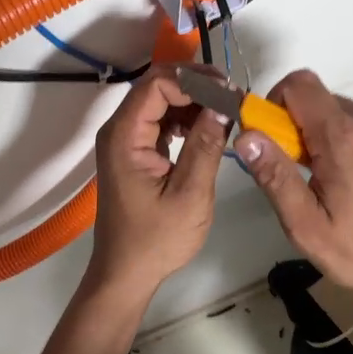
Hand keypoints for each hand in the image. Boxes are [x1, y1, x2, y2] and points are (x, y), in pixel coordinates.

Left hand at [88, 65, 230, 289]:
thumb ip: (206, 146)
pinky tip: (208, 129)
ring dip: (192, 101)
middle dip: (196, 86)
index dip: (194, 81)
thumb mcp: (189, 195)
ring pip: (159, 102)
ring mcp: (124, 141)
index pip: (157, 85)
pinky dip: (184, 119)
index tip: (230, 92)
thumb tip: (225, 105)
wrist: (126, 272)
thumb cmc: (156, 240)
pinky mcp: (134, 153)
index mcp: (124, 137)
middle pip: (156, 87)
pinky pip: (159, 121)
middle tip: (233, 98)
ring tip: (227, 112)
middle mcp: (118, 131)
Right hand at [232, 69, 352, 312]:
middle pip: (323, 101)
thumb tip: (247, 137)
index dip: (277, 102)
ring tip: (336, 184)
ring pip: (350, 116)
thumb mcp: (306, 226)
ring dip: (332, 138)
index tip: (272, 136)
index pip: (300, 84)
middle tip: (301, 172)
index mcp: (342, 138)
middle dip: (302, 128)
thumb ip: (275, 176)